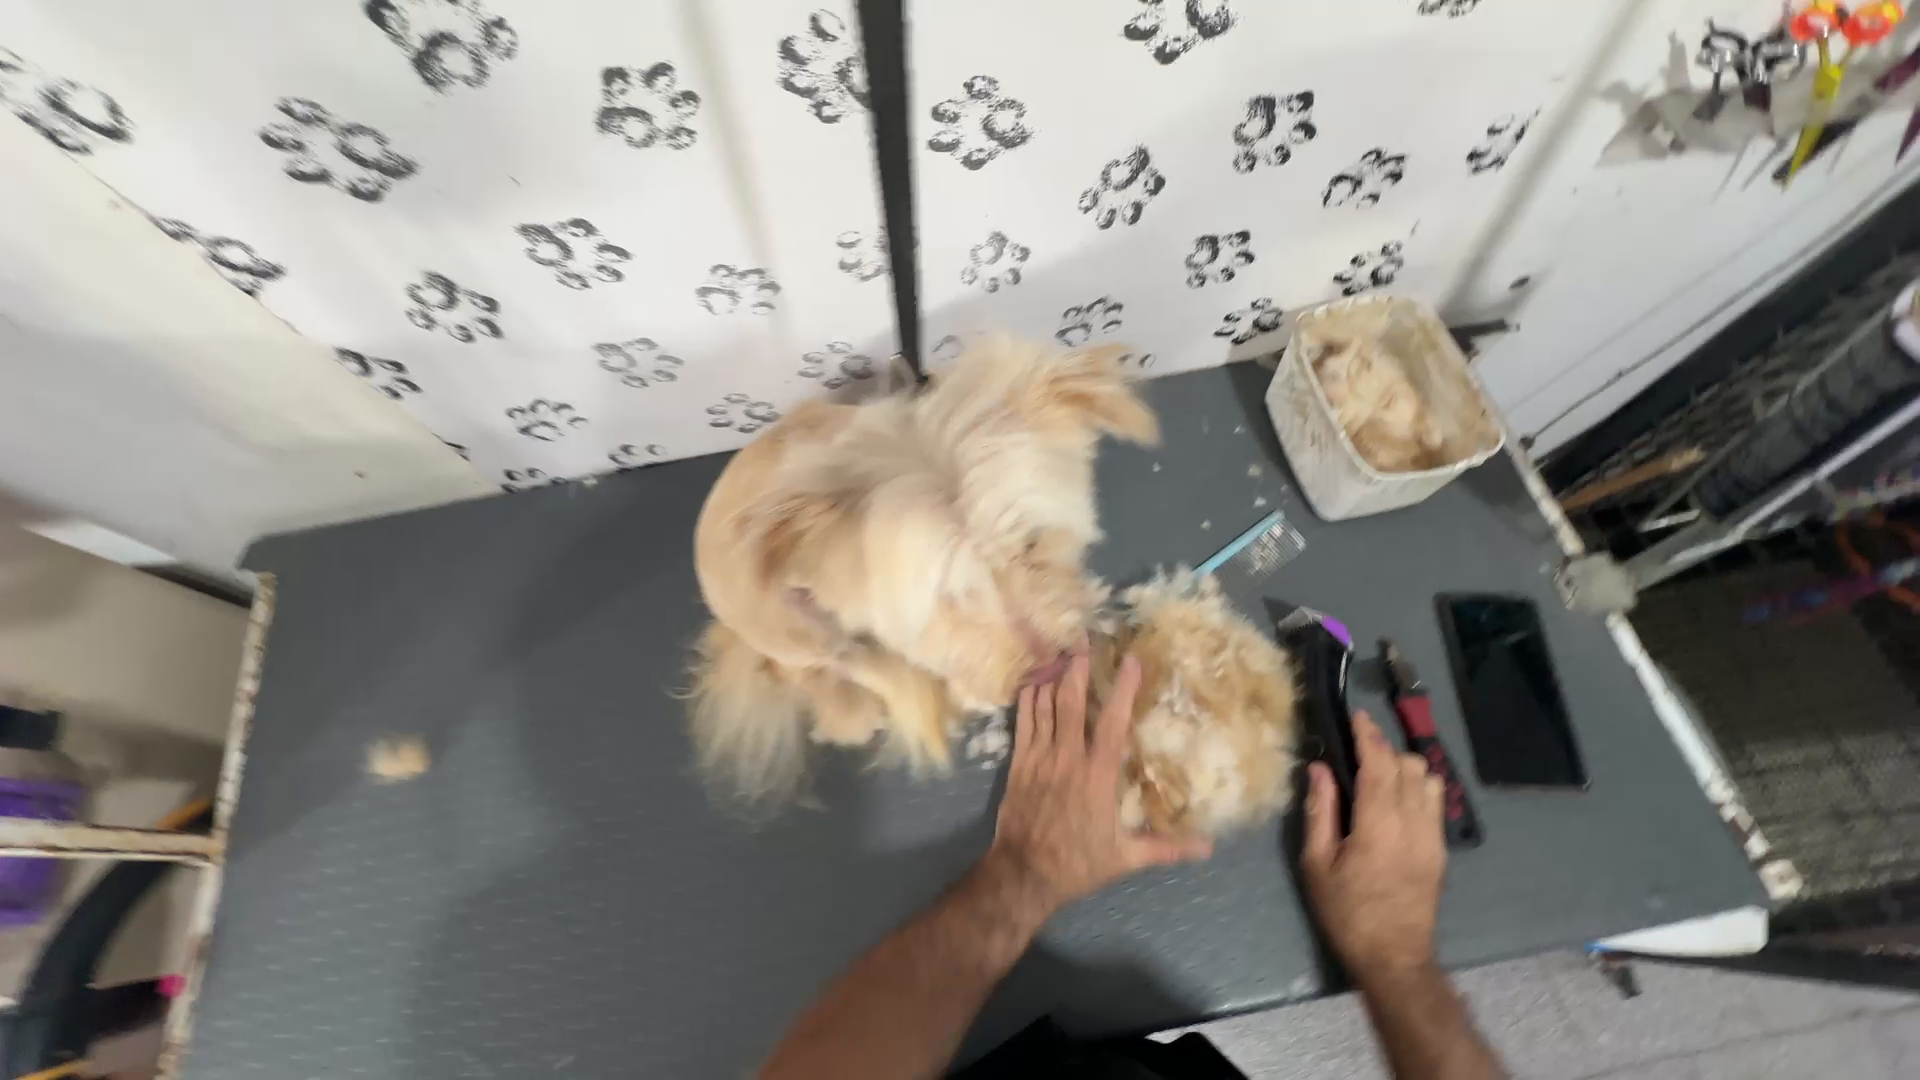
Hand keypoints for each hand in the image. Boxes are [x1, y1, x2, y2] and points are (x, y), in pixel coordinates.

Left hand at [986, 652, 1213, 915]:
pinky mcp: (1018, 762)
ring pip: (1045, 705)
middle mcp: (1068, 757)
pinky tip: (1034, 683)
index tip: (1131, 660)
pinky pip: (1023, 721)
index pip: (1114, 723)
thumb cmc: (1078, 863)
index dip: (1123, 689)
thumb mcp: (1126, 858)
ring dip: (1053, 677)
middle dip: (1078, 669)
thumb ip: (1166, 847)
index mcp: (1098, 775)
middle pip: (1072, 702)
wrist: (1024, 872)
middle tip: (1083, 642)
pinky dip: (1028, 698)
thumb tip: (1209, 847)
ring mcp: (1040, 757)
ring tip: (1060, 653)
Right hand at [1300, 710, 1446, 982]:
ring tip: (1377, 768)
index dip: (1368, 736)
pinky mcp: (1440, 850)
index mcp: (1379, 825)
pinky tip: (1395, 794)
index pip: (1379, 765)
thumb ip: (1320, 810)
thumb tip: (1318, 768)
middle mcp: (1413, 824)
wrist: (1395, 958)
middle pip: (1408, 766)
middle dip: (1383, 747)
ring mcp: (1433, 837)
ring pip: (1428, 780)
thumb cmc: (1347, 911)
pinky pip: (1435, 802)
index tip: (1356, 715)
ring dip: (1403, 765)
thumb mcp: (1317, 863)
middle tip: (1356, 744)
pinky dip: (1417, 785)